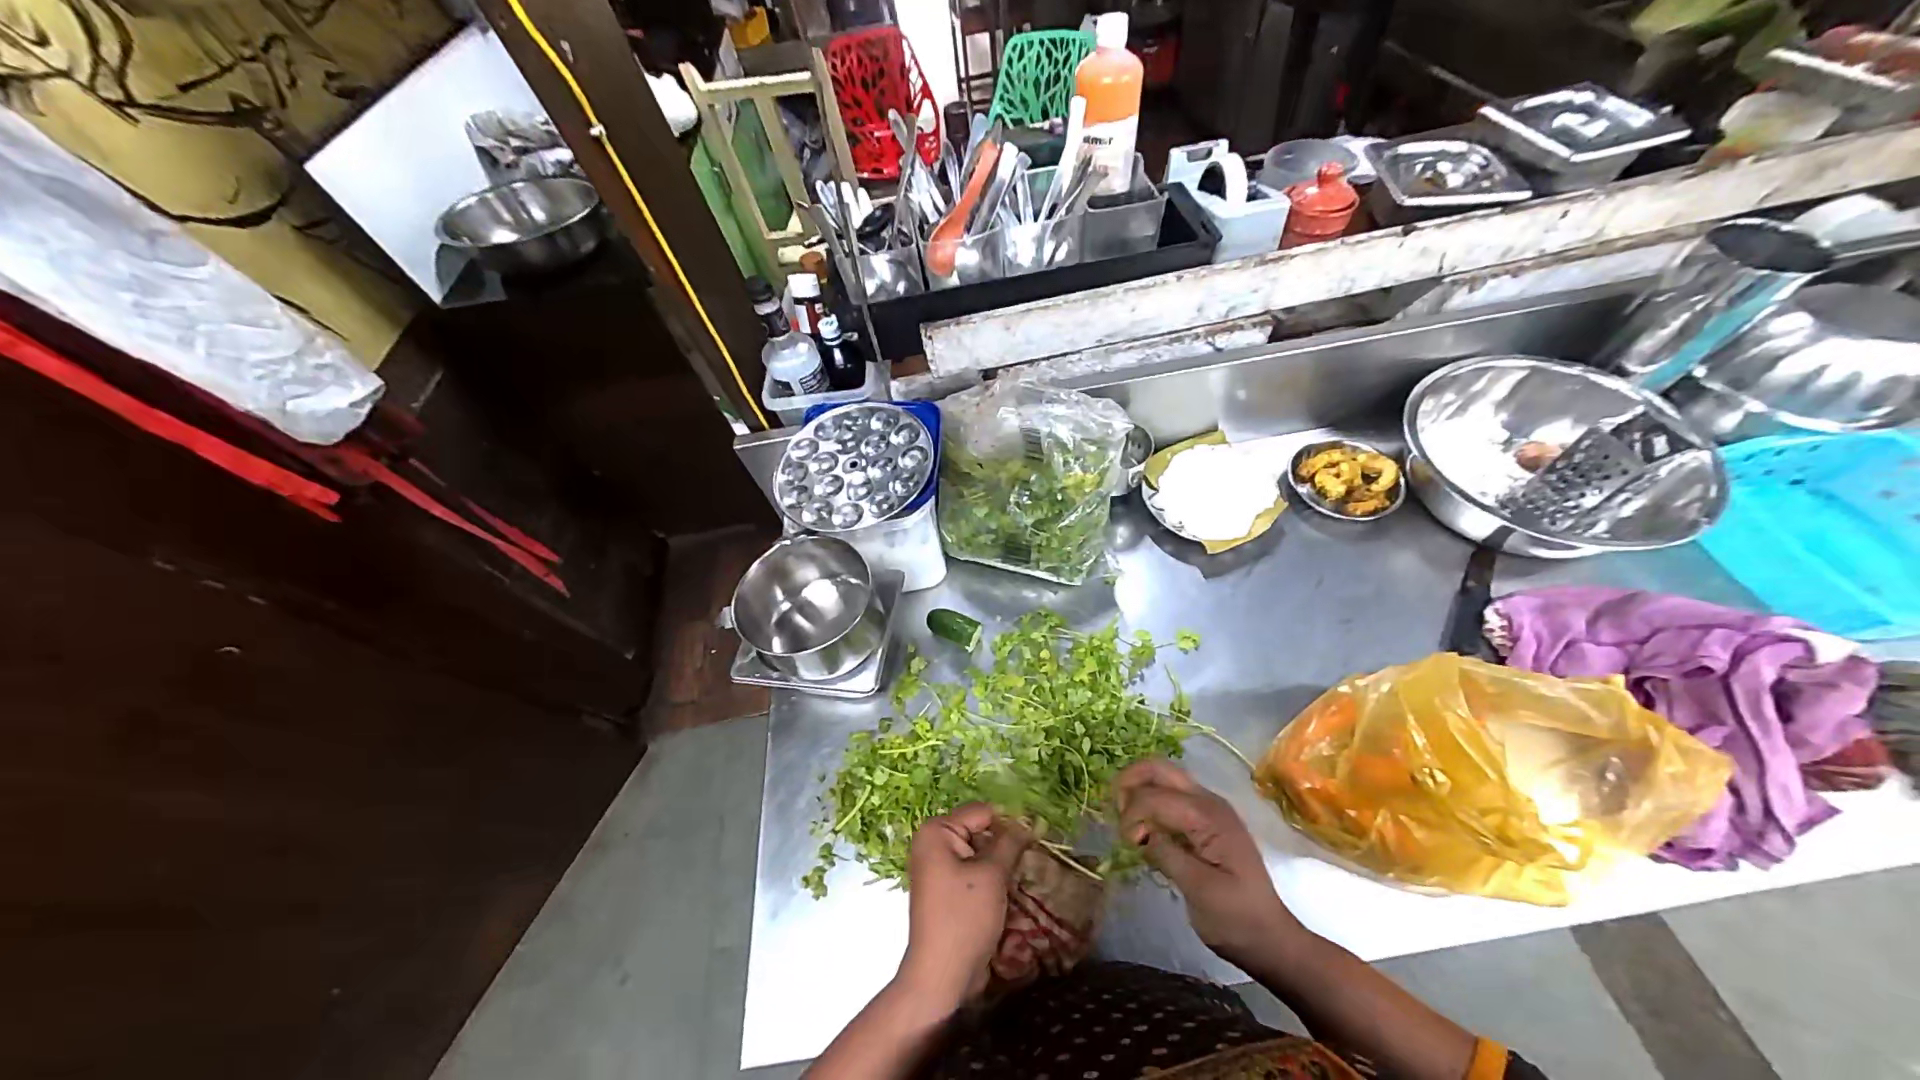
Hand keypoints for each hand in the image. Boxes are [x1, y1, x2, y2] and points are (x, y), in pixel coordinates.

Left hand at [897, 803, 1028, 1009]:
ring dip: (1001, 864)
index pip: (982, 812)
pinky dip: (991, 879)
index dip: (1009, 823)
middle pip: (980, 831)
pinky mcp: (946, 889)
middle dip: (1005, 845)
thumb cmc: (964, 917)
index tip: (1036, 839)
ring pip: (980, 854)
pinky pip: (973, 872)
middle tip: (1031, 861)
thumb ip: (1010, 842)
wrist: (942, 973)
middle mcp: (933, 843)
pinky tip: (1009, 892)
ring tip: (1022, 877)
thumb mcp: (992, 874)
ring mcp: (938, 867)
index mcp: (937, 831)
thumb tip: (1028, 821)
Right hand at [1113, 760, 1304, 967]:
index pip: (1155, 795)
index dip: (1132, 815)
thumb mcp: (1198, 890)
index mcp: (1208, 816)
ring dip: (1138, 793)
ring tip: (1131, 827)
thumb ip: (1166, 854)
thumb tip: (1141, 833)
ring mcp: (1208, 809)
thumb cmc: (1236, 918)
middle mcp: (1208, 802)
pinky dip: (1150, 805)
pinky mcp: (1204, 822)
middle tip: (1117, 817)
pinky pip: (1170, 797)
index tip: (1129, 845)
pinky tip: (1145, 833)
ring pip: (1163, 778)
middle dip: (1129, 784)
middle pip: (1158, 769)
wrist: (1270, 939)